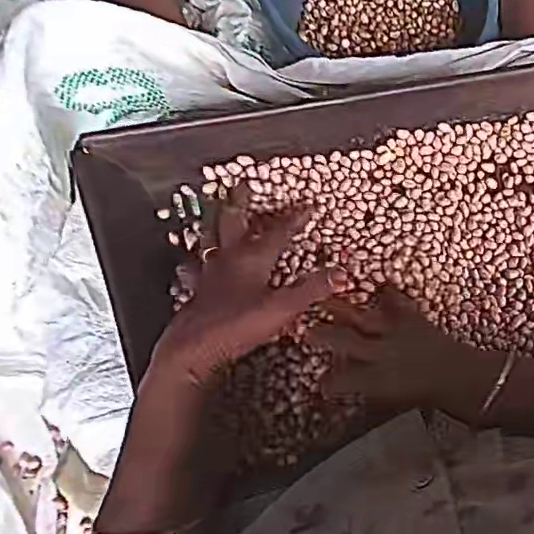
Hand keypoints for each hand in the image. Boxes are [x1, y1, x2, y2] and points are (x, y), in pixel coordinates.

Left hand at [146, 192, 345, 397]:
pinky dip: (196, 260)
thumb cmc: (237, 326)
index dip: (295, 219)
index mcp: (251, 259)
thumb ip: (312, 289)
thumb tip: (341, 273)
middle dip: (240, 202)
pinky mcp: (197, 291)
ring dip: (214, 223)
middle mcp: (228, 260)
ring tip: (213, 212)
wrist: (194, 348)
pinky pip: (195, 267)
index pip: (278, 232)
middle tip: (241, 185)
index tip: (309, 207)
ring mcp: (209, 274)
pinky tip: (193, 263)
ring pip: (210, 239)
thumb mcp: (283, 308)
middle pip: (233, 222)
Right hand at [307, 287, 502, 419]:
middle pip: (341, 341)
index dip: (327, 383)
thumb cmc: (434, 398)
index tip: (320, 384)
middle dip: (321, 335)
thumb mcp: (398, 401)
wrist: (467, 379)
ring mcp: (396, 334)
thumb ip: (373, 393)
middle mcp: (380, 355)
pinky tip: (380, 287)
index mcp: (374, 381)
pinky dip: (387, 294)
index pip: (339, 381)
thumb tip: (353, 389)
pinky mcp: (412, 320)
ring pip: (360, 317)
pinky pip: (395, 302)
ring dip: (340, 309)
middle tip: (305, 330)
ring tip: (322, 299)